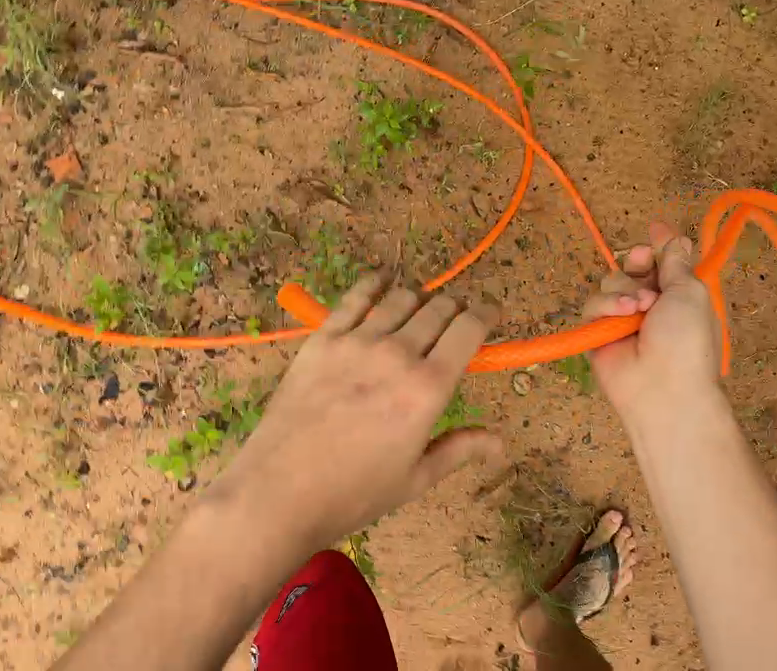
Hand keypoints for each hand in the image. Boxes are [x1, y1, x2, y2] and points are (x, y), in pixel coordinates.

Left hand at [203, 275, 501, 551]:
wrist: (277, 495)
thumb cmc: (352, 495)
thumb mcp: (414, 479)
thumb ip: (458, 450)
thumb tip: (499, 442)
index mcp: (428, 388)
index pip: (470, 328)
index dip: (486, 314)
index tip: (490, 313)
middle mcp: (399, 354)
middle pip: (439, 307)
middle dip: (455, 307)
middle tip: (455, 318)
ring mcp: (358, 342)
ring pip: (402, 297)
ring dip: (420, 298)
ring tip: (419, 308)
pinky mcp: (324, 339)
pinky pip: (356, 297)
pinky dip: (375, 283)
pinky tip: (382, 281)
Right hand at [580, 222, 723, 426]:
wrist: (663, 389)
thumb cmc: (686, 339)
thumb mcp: (690, 292)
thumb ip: (675, 262)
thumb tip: (676, 235)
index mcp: (679, 294)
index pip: (663, 261)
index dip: (658, 245)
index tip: (655, 227)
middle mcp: (651, 304)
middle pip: (633, 265)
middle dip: (638, 262)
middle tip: (642, 263)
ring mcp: (623, 317)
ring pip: (612, 281)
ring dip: (626, 289)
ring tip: (641, 308)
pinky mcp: (598, 331)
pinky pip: (594, 303)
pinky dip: (607, 306)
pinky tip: (623, 316)